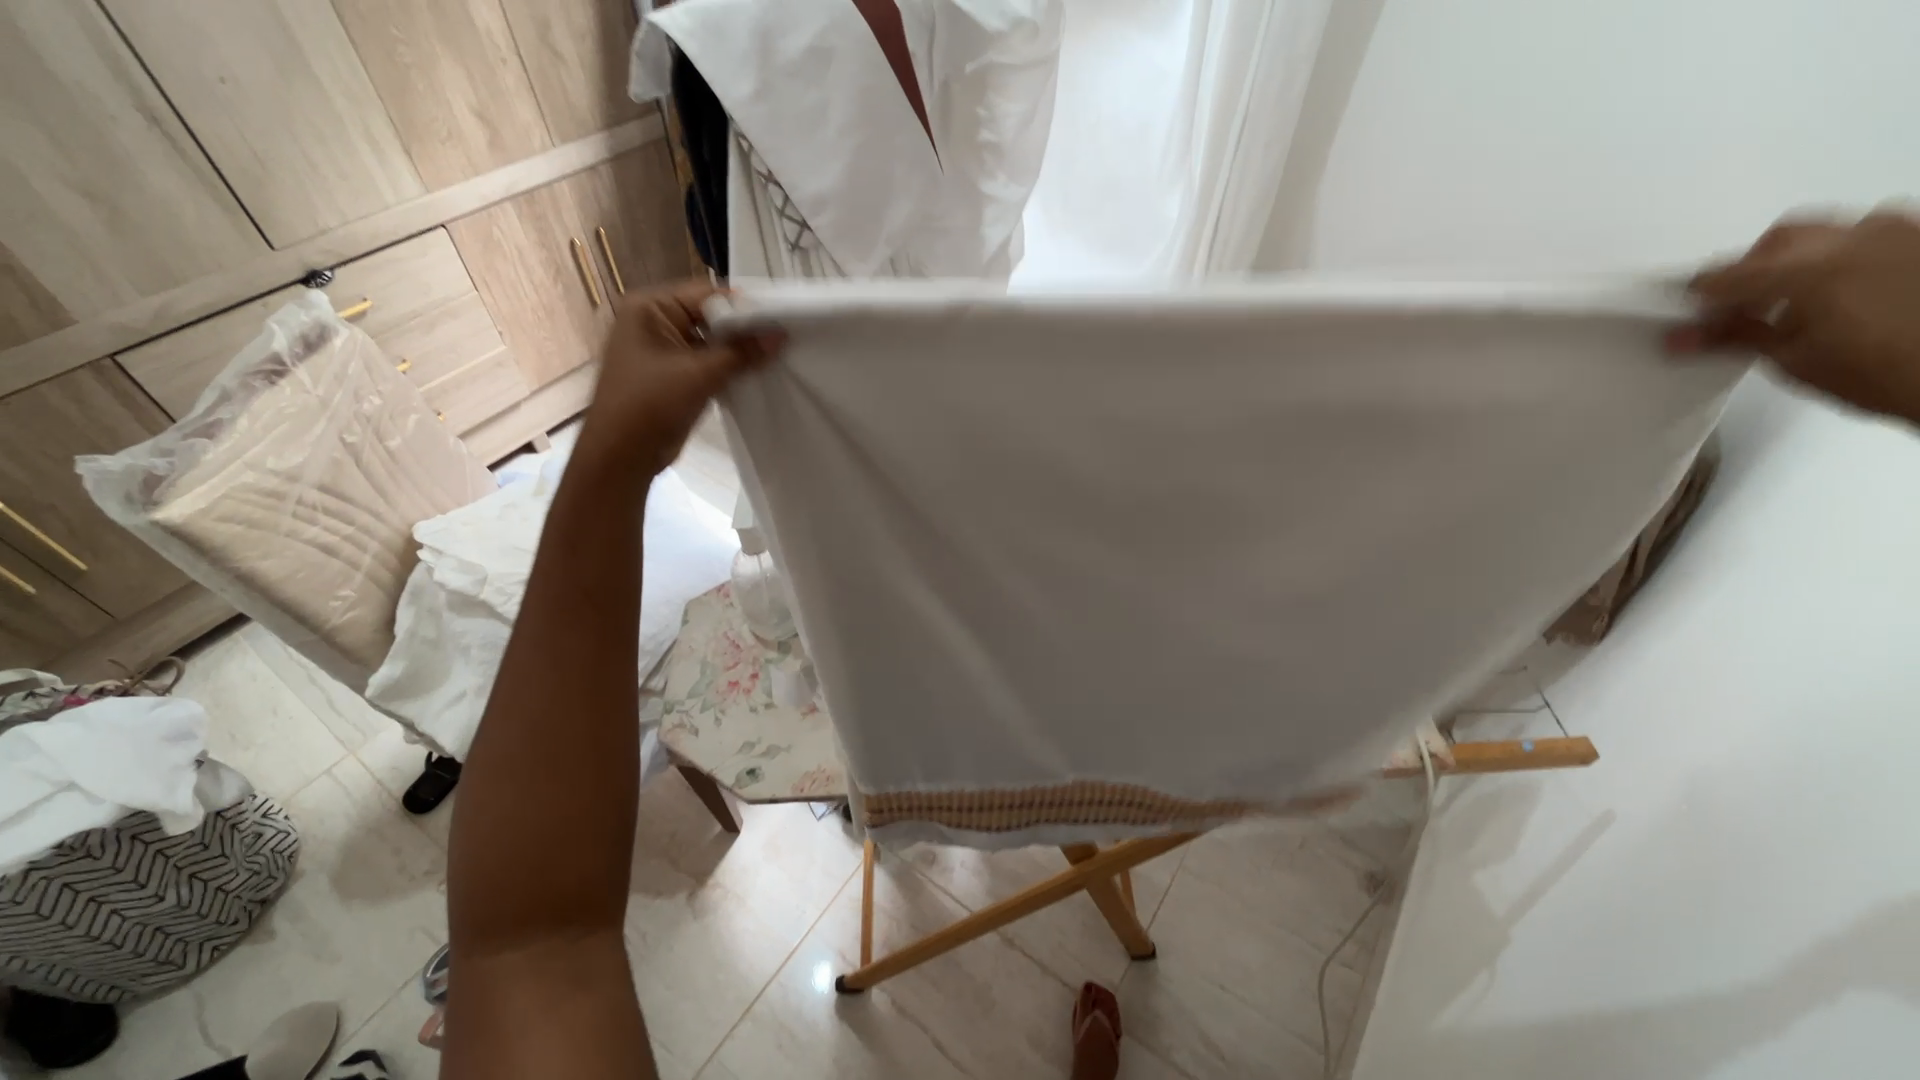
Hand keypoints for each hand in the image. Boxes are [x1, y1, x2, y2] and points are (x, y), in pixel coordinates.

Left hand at [578, 281, 781, 475]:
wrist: (621, 456)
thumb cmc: (651, 404)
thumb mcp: (700, 373)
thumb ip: (742, 352)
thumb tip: (780, 335)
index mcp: (649, 308)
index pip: (706, 294)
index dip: (743, 307)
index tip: (779, 318)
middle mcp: (653, 322)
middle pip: (709, 316)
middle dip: (743, 330)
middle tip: (782, 337)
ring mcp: (662, 351)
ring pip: (710, 342)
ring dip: (738, 351)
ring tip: (775, 356)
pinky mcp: (672, 376)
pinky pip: (706, 363)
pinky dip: (727, 368)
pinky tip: (756, 374)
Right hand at [1668, 208, 1919, 424]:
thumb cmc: (1883, 375)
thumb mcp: (1797, 361)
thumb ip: (1736, 337)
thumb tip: (1679, 337)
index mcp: (1811, 273)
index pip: (1728, 276)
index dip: (1698, 295)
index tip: (1684, 312)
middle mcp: (1855, 239)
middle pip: (1778, 241)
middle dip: (1753, 269)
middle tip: (1744, 309)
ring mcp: (1899, 232)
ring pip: (1828, 232)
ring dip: (1802, 258)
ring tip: (1804, 298)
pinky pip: (1874, 234)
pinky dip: (1848, 256)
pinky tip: (1853, 289)